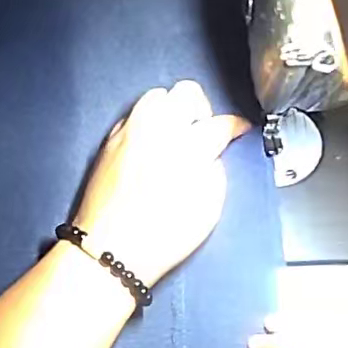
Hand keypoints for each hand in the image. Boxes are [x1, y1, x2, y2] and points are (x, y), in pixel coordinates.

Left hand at [72, 81, 249, 286]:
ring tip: (176, 132)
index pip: (220, 123)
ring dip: (172, 109)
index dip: (235, 126)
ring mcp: (130, 133)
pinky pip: (132, 115)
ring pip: (156, 97)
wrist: (109, 252)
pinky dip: (146, 121)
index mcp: (188, 149)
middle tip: (204, 128)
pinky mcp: (109, 141)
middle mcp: (158, 132)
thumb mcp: (208, 211)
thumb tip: (213, 157)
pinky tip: (151, 143)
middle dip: (202, 109)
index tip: (238, 130)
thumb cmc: (159, 240)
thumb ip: (216, 173)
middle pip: (186, 94)